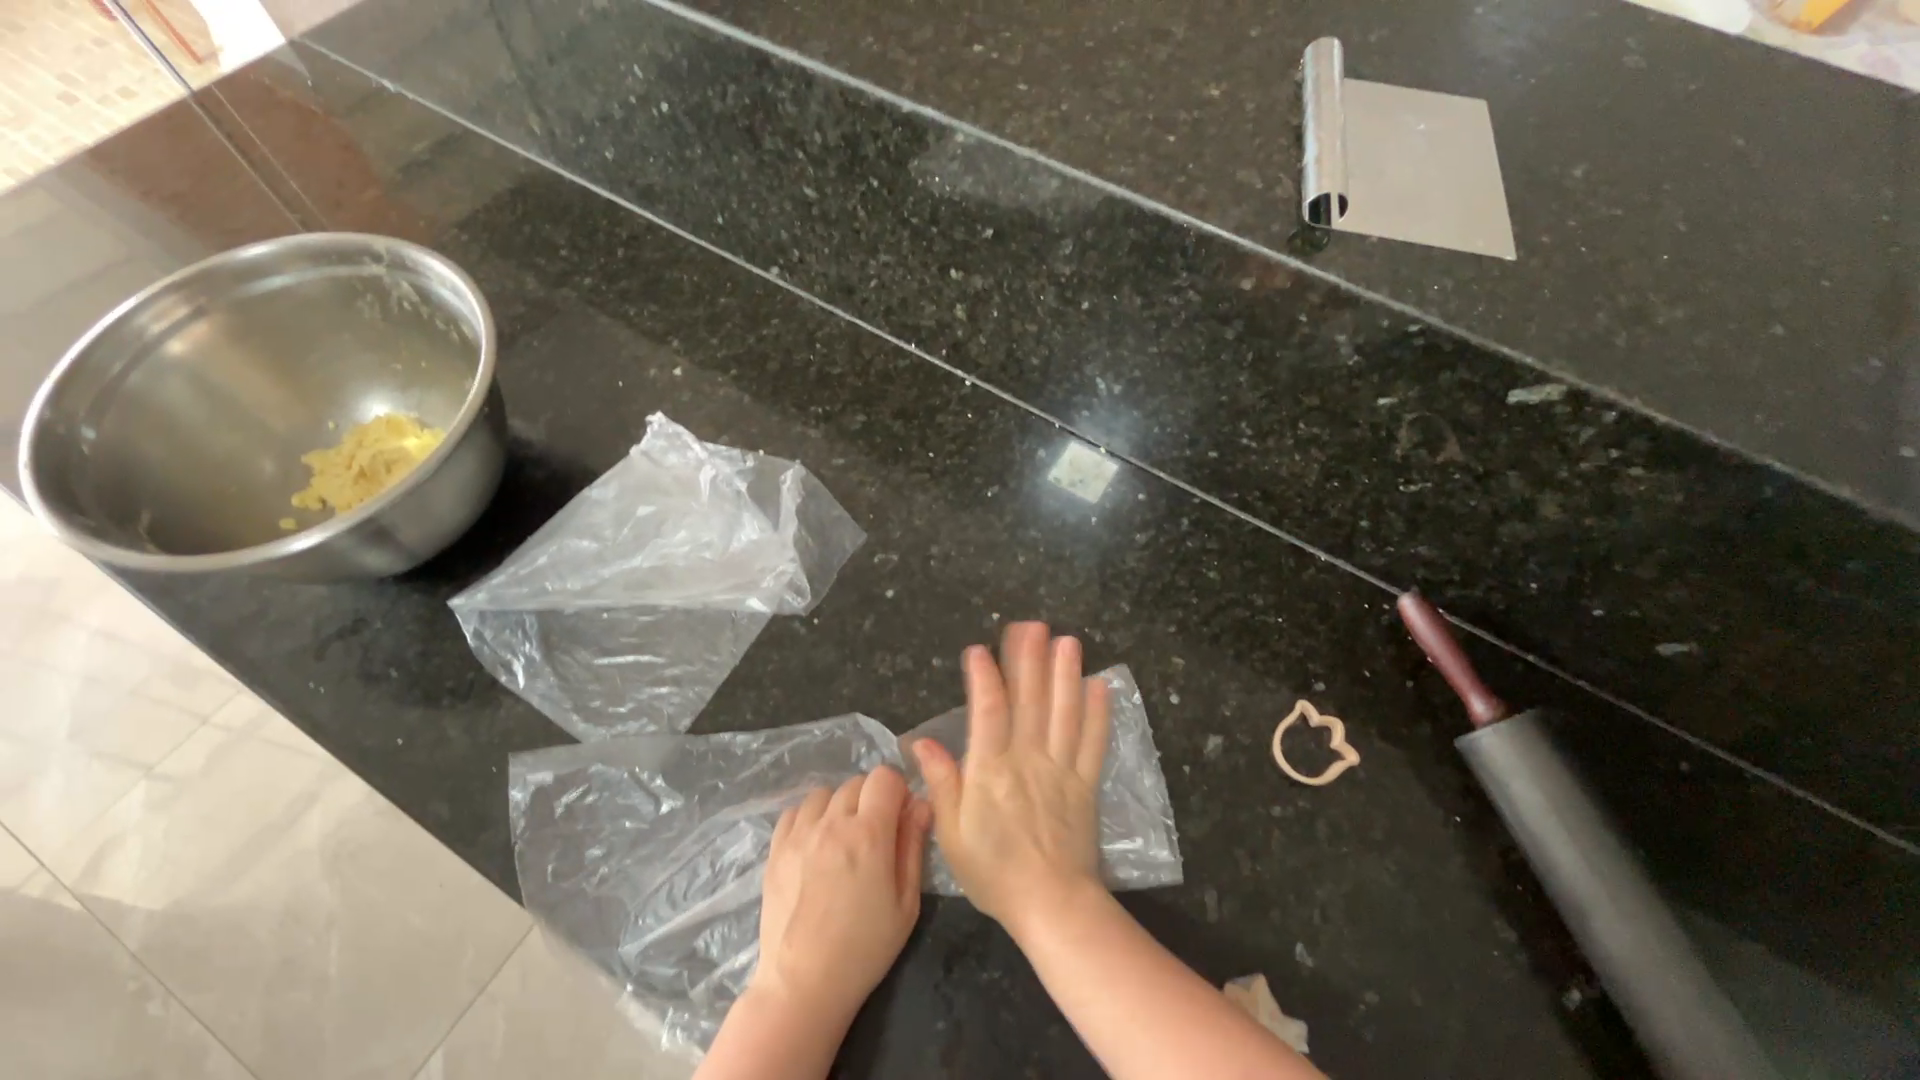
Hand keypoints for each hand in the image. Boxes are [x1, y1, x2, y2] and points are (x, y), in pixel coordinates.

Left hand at [751, 766, 930, 1024]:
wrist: (803, 982)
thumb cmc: (865, 948)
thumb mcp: (906, 903)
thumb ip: (913, 846)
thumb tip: (920, 805)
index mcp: (869, 833)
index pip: (885, 777)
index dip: (898, 792)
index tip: (900, 817)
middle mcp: (831, 823)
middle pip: (856, 783)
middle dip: (872, 799)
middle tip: (876, 836)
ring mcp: (799, 834)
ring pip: (824, 794)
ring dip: (839, 807)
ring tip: (843, 840)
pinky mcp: (775, 849)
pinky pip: (795, 812)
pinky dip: (810, 818)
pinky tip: (816, 846)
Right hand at [910, 622, 1110, 934]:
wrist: (1050, 904)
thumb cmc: (993, 872)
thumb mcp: (952, 833)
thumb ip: (942, 782)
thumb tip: (921, 741)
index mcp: (991, 772)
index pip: (988, 712)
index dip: (984, 678)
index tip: (979, 649)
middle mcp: (1028, 761)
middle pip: (1029, 701)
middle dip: (1029, 660)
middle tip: (1031, 624)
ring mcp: (1062, 770)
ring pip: (1064, 713)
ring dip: (1065, 674)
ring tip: (1067, 641)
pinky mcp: (1086, 784)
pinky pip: (1093, 742)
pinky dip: (1098, 713)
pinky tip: (1100, 686)